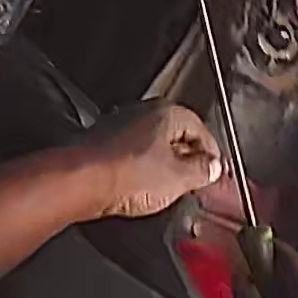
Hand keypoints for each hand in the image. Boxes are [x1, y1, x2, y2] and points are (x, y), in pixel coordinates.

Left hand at [79, 101, 221, 218]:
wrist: (82, 180)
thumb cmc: (125, 173)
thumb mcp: (177, 179)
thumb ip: (201, 171)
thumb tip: (212, 168)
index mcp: (168, 112)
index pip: (200, 129)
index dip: (211, 152)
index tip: (215, 168)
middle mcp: (145, 111)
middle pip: (177, 133)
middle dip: (188, 156)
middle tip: (197, 178)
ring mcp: (124, 123)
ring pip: (154, 142)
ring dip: (165, 161)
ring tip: (169, 186)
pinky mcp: (106, 140)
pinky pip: (134, 151)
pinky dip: (143, 166)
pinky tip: (142, 185)